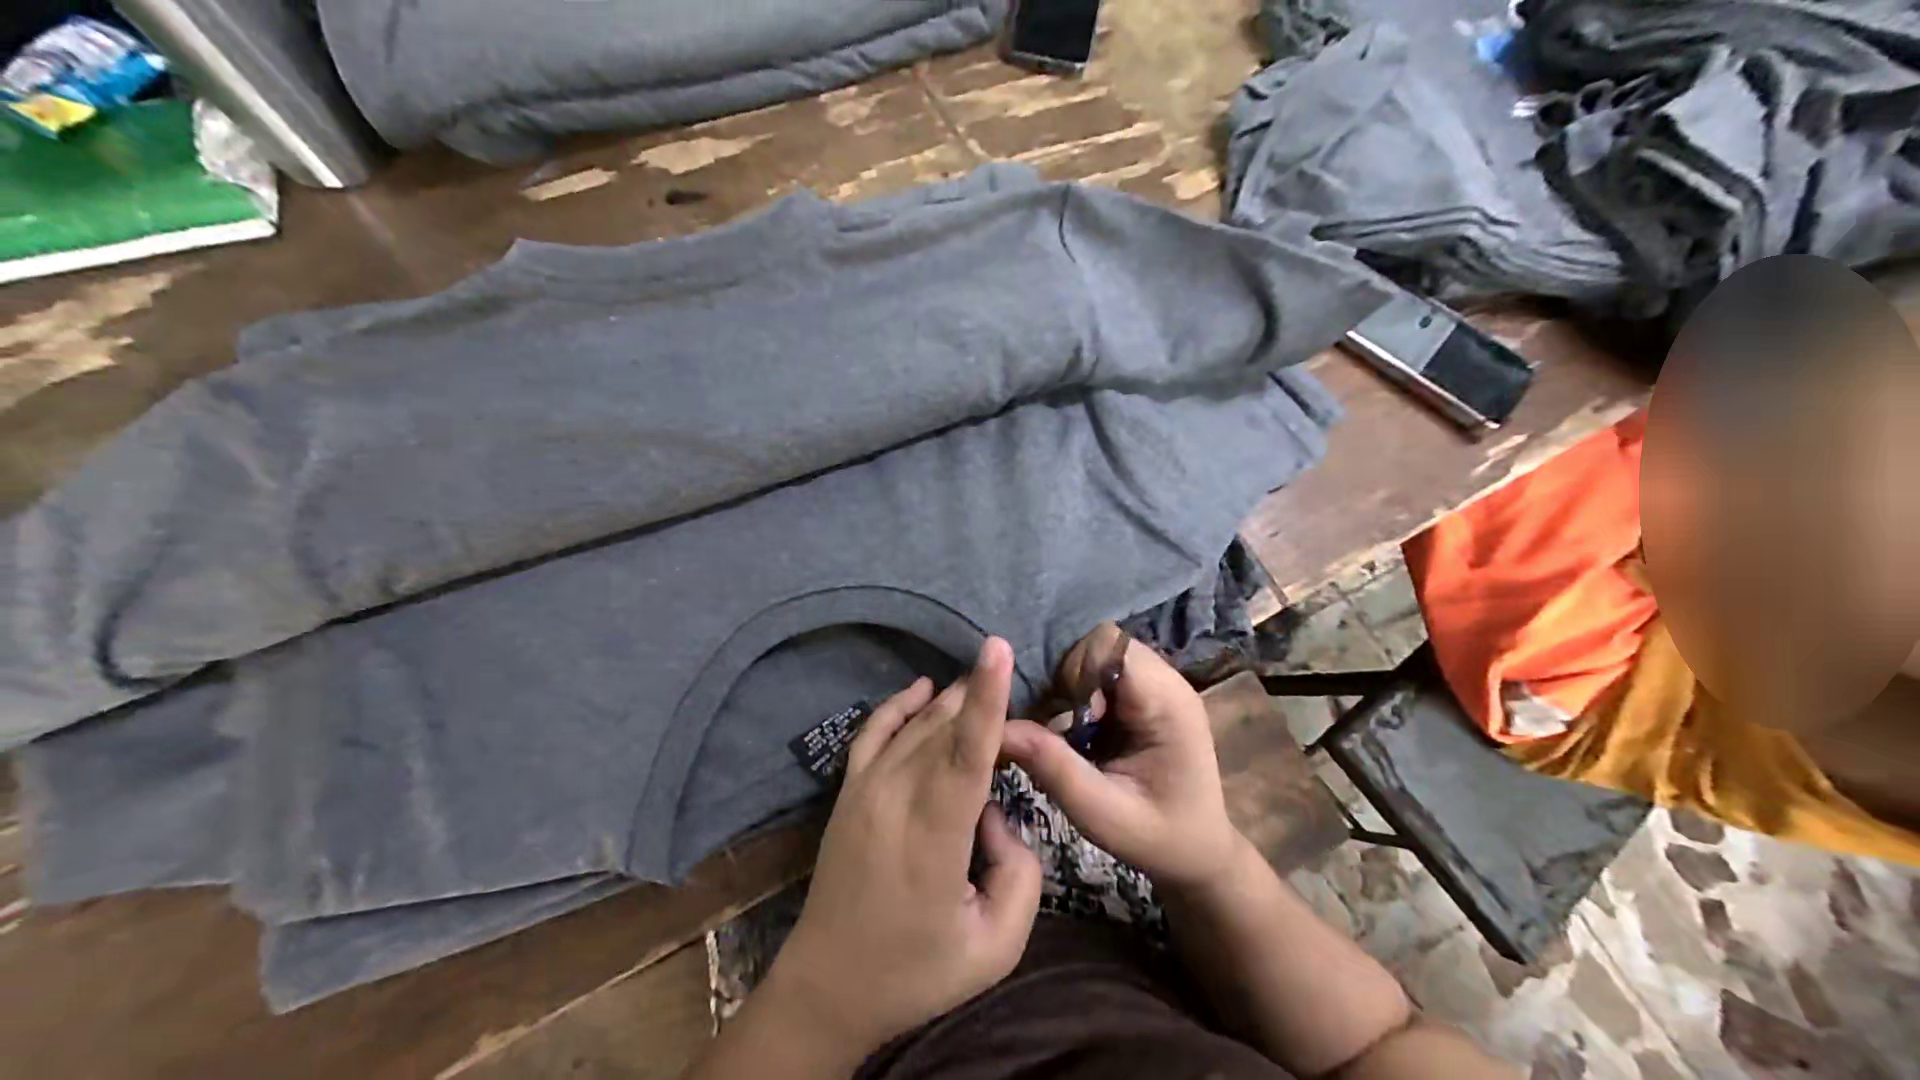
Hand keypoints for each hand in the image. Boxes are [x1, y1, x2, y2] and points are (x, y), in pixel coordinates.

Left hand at [763, 637, 1042, 1056]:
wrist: (830, 984)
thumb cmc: (918, 969)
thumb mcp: (997, 945)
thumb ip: (1021, 872)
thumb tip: (998, 813)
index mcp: (934, 835)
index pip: (966, 752)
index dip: (985, 698)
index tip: (997, 648)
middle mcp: (895, 797)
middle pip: (946, 728)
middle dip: (984, 702)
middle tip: (1021, 703)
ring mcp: (865, 789)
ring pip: (917, 724)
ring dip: (953, 701)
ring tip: (986, 685)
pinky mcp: (849, 790)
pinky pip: (874, 730)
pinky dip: (901, 704)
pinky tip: (926, 687)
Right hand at [1001, 622, 1241, 890]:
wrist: (1197, 853)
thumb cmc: (1156, 839)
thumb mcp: (1101, 815)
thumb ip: (1054, 768)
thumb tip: (998, 730)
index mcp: (1166, 702)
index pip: (1108, 645)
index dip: (1073, 670)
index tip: (1062, 718)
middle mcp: (1165, 681)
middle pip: (1099, 642)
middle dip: (1065, 675)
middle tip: (1053, 722)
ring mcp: (1155, 684)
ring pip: (1095, 653)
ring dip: (1068, 683)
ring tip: (1061, 726)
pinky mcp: (1142, 694)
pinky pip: (1099, 671)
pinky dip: (1075, 691)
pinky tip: (1072, 728)